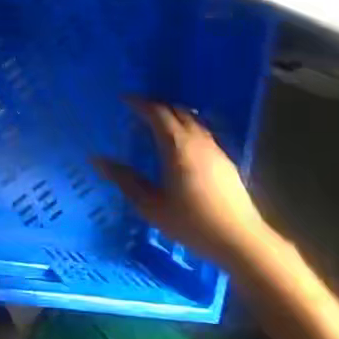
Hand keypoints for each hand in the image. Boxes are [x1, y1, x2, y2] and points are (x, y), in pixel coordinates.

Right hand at [96, 100, 270, 266]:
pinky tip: (182, 147)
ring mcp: (215, 149)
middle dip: (157, 106)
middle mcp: (197, 140)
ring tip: (159, 125)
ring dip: (174, 116)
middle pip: (177, 110)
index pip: (157, 112)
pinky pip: (203, 133)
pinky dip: (187, 129)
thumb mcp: (152, 207)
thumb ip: (126, 181)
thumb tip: (98, 160)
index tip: (125, 99)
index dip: (140, 103)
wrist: (240, 240)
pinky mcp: (226, 161)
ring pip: (193, 120)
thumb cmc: (192, 223)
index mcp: (177, 145)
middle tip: (139, 110)